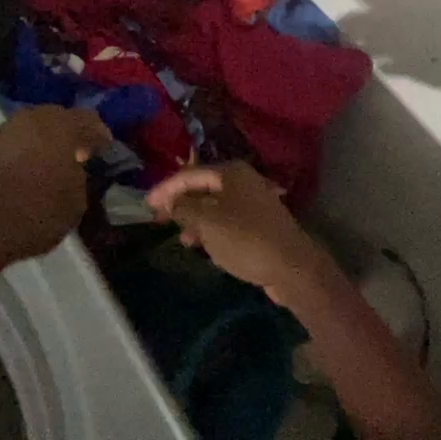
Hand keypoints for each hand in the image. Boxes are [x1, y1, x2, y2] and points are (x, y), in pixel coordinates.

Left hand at [0, 106, 111, 265]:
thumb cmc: (36, 210)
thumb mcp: (75, 202)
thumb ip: (80, 179)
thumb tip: (72, 171)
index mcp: (61, 125)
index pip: (88, 120)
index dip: (99, 134)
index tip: (104, 147)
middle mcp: (32, 118)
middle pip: (57, 118)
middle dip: (69, 134)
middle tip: (77, 153)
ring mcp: (4, 129)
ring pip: (31, 129)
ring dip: (42, 142)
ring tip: (49, 163)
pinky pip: (12, 143)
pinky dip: (22, 152)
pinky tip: (24, 171)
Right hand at [146, 162, 331, 304]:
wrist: (292, 268)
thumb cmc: (245, 238)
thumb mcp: (207, 222)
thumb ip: (184, 208)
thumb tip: (171, 202)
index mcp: (230, 173)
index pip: (189, 175)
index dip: (165, 189)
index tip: (147, 205)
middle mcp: (243, 182)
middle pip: (203, 189)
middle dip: (181, 205)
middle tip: (160, 220)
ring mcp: (254, 203)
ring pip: (215, 208)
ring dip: (196, 221)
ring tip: (183, 240)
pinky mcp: (260, 226)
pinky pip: (228, 223)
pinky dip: (213, 231)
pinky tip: (206, 247)